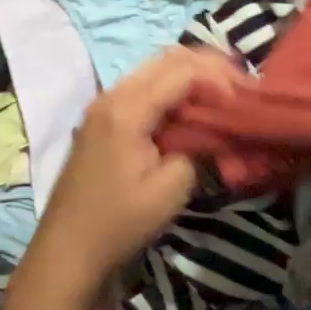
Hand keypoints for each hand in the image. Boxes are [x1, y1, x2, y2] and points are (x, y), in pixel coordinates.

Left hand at [32, 47, 251, 287]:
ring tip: (222, 89)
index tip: (243, 99)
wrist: (67, 251)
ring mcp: (105, 102)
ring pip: (155, 67)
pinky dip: (173, 87)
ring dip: (190, 73)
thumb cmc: (118, 223)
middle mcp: (113, 93)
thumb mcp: (170, 190)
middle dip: (207, 65)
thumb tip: (215, 130)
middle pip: (168, 58)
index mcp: (127, 107)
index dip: (218, 78)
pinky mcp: (104, 116)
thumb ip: (198, 148)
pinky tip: (193, 104)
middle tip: (239, 83)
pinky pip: (145, 85)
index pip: (182, 71)